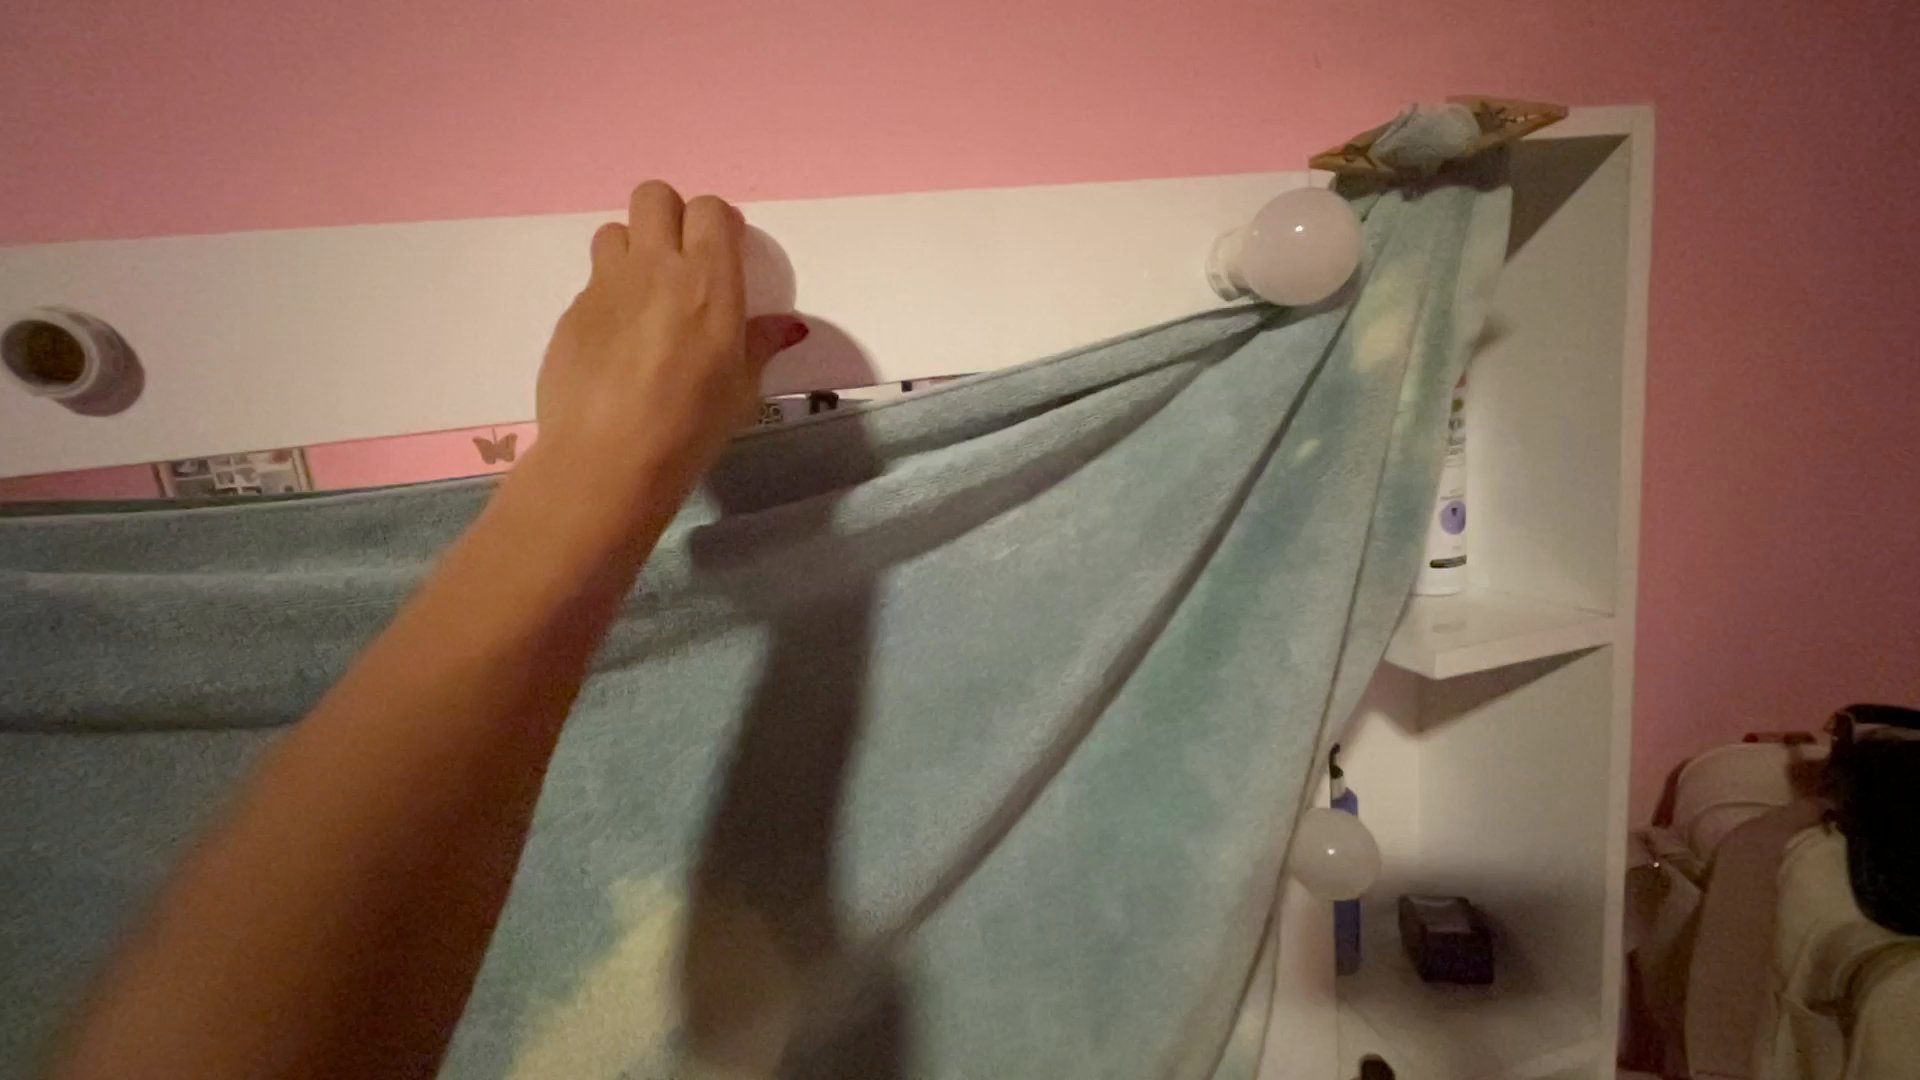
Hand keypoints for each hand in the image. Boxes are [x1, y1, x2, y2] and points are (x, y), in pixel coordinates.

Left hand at [533, 181, 807, 503]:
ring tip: (649, 297)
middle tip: (686, 262)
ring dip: (636, 250)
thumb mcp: (743, 391)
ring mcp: (605, 286)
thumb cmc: (692, 426)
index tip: (729, 251)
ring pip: (616, 231)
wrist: (608, 458)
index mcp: (707, 282)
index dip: (722, 223)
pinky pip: (595, 282)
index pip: (711, 210)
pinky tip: (621, 344)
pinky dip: (613, 297)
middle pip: (655, 196)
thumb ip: (761, 345)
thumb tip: (788, 326)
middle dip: (674, 217)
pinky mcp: (571, 312)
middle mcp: (653, 267)